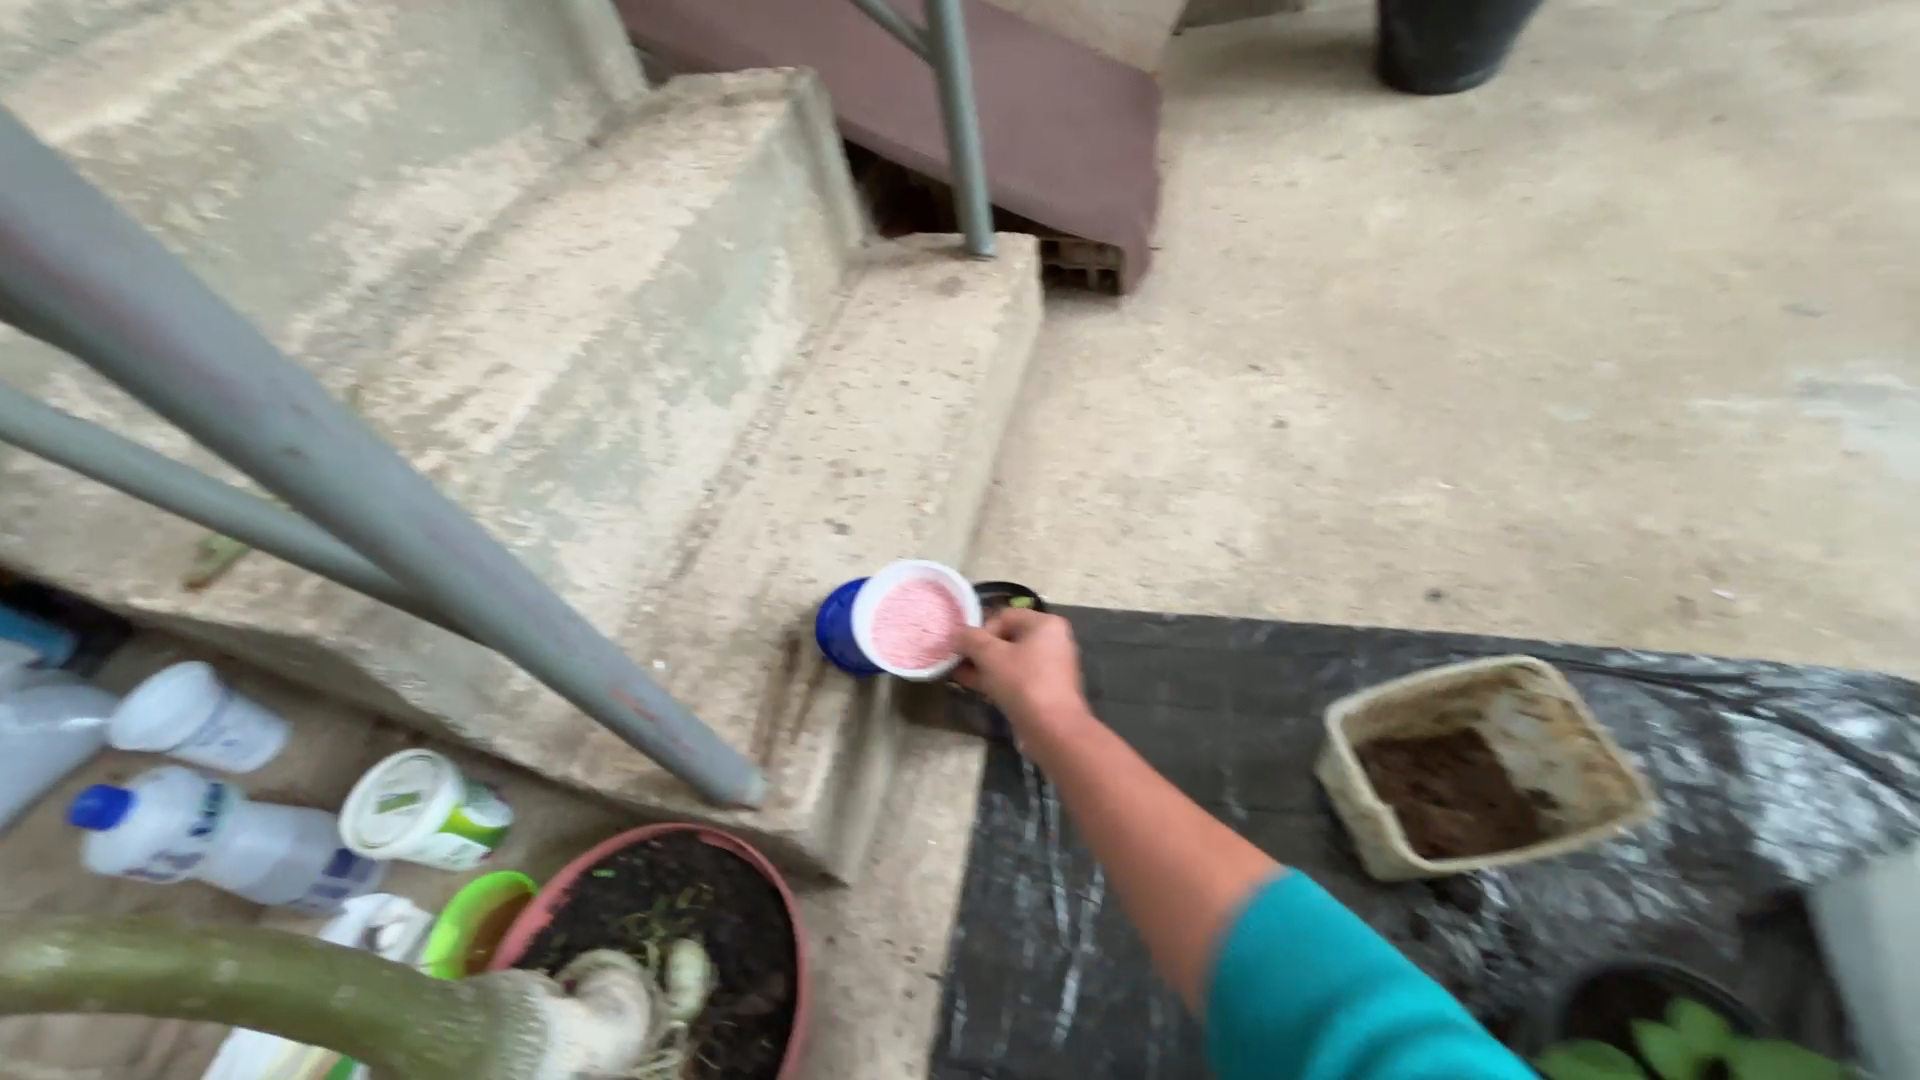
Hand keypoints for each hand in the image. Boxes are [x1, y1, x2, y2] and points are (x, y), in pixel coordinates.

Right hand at [953, 609, 1090, 739]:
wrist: (1053, 729)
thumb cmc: (1023, 683)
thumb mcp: (991, 656)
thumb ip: (969, 640)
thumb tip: (955, 634)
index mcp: (1045, 624)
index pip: (1004, 616)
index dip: (981, 630)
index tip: (964, 648)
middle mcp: (1050, 641)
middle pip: (1006, 638)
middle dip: (978, 650)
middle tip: (956, 660)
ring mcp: (1048, 667)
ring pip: (1008, 660)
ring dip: (982, 665)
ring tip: (957, 673)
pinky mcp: (1043, 690)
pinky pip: (1014, 678)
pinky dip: (994, 679)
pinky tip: (970, 685)